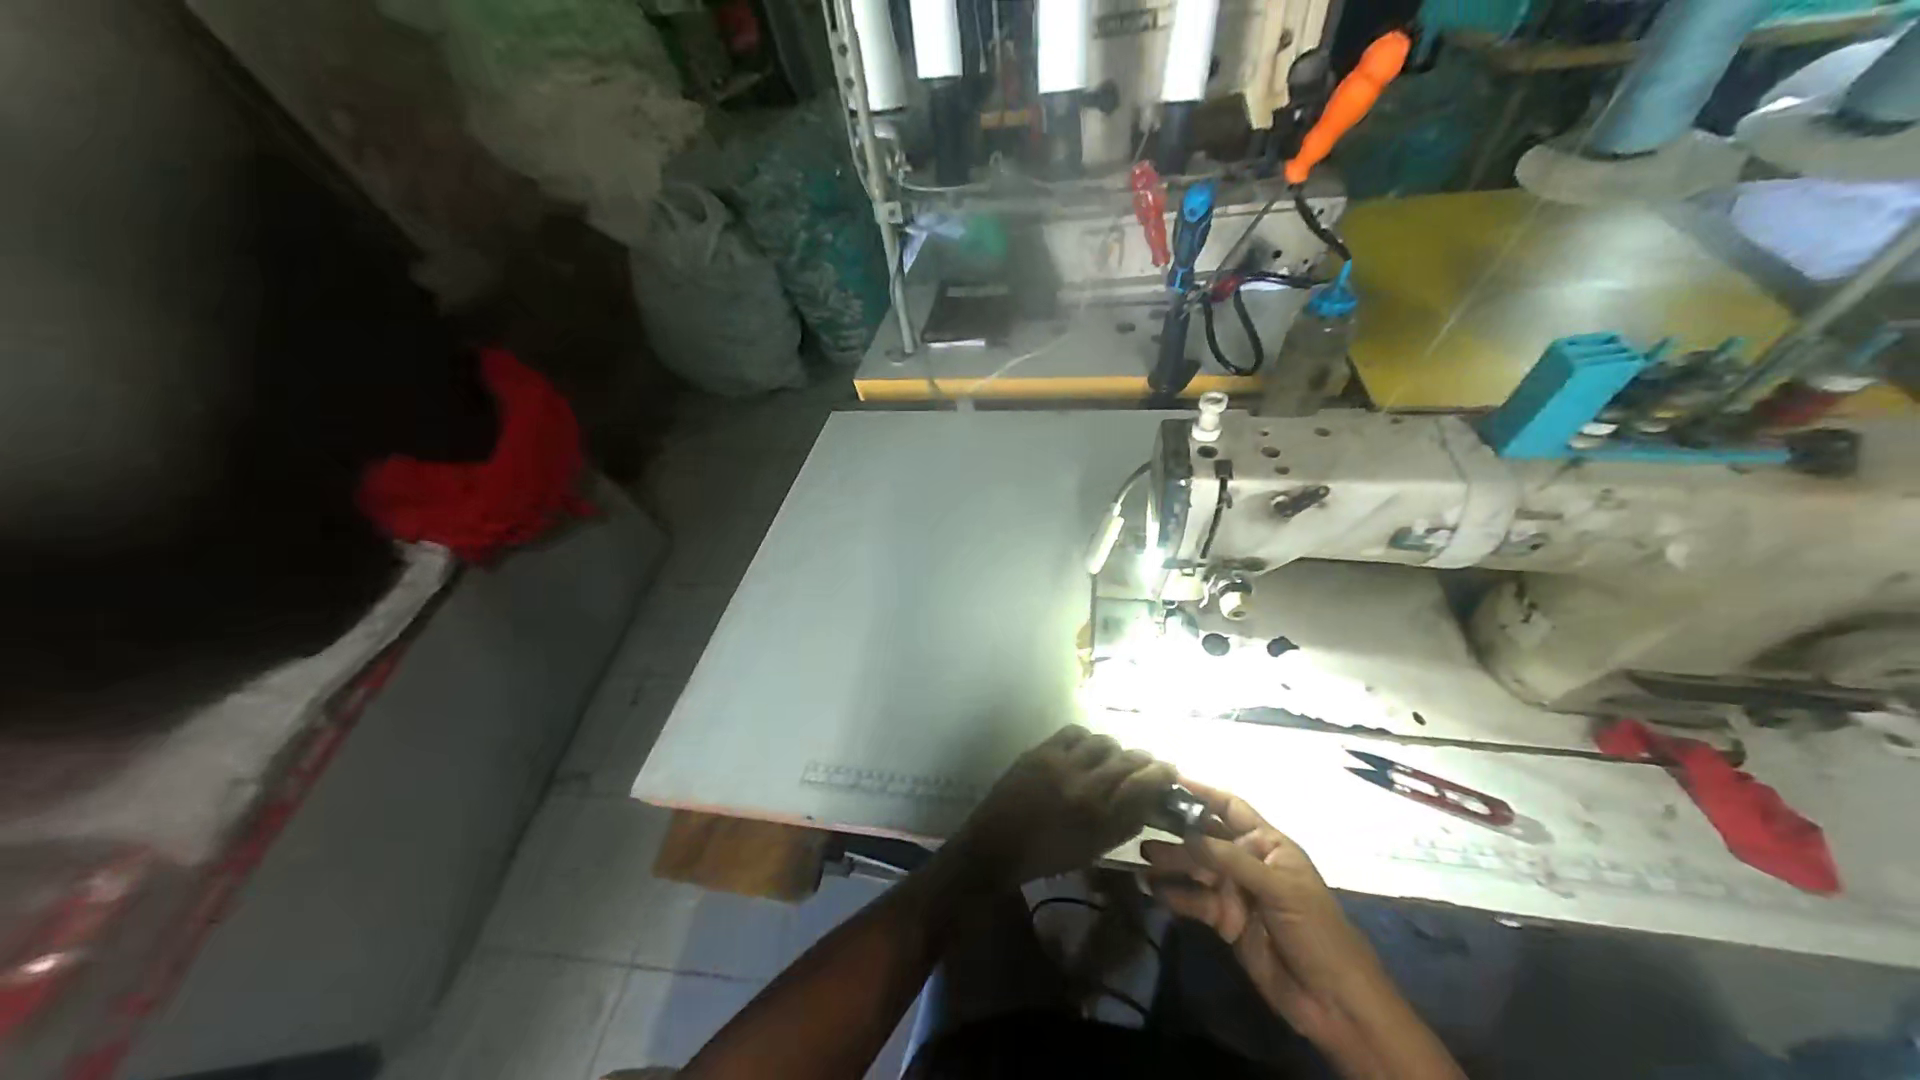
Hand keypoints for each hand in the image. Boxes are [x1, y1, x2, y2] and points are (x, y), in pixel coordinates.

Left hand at [945, 725, 1175, 890]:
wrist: (997, 844)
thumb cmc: (1049, 855)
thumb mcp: (1095, 849)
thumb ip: (1125, 823)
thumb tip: (1149, 797)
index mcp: (1101, 818)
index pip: (1144, 784)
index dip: (1163, 773)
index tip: (1169, 769)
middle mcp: (1085, 786)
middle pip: (1127, 759)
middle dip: (1143, 760)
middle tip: (1145, 764)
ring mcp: (1061, 764)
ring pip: (1103, 742)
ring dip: (1114, 749)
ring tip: (1113, 758)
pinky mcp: (1041, 751)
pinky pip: (1075, 732)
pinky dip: (1086, 739)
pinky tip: (1086, 748)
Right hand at [1142, 780, 1464, 1079]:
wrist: (1333, 999)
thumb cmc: (1317, 931)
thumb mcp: (1280, 888)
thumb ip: (1232, 860)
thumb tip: (1188, 835)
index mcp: (1269, 845)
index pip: (1232, 808)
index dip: (1205, 793)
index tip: (1173, 779)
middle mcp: (1248, 863)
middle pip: (1206, 837)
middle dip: (1177, 829)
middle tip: (1142, 820)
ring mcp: (1235, 892)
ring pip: (1195, 868)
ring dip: (1170, 860)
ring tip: (1141, 855)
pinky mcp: (1225, 921)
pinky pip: (1194, 901)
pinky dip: (1173, 894)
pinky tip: (1152, 888)